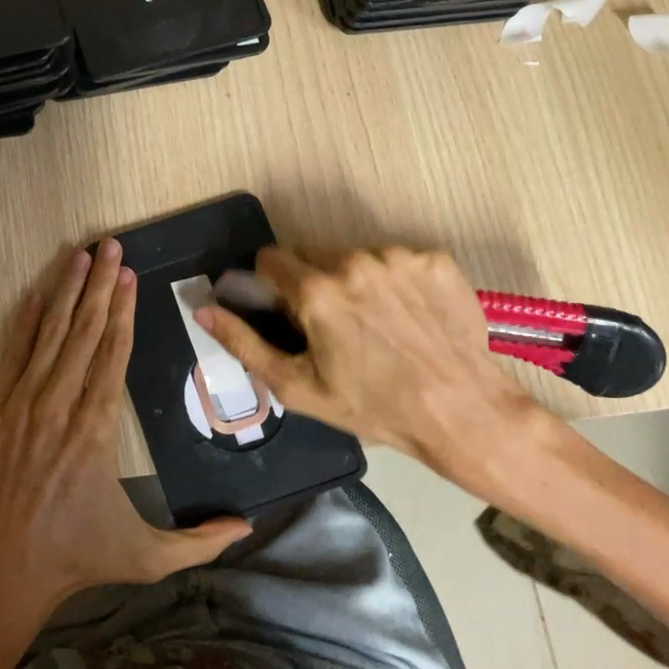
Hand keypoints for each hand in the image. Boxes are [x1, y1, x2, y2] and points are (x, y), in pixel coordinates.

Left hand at [0, 240, 251, 668]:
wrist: (5, 568)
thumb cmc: (80, 556)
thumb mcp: (147, 556)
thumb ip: (200, 541)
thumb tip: (249, 526)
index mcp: (95, 433)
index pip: (113, 356)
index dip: (124, 312)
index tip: (131, 276)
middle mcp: (57, 408)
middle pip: (83, 333)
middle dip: (99, 285)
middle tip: (110, 245)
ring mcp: (20, 405)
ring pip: (49, 336)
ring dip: (66, 292)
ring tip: (79, 255)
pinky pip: (13, 355)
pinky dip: (26, 323)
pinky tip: (38, 295)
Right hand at [194, 246, 538, 484]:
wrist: (466, 413)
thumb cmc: (374, 407)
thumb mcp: (297, 386)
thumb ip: (243, 342)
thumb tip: (201, 309)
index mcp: (316, 289)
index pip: (270, 259)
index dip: (271, 285)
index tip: (287, 312)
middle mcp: (354, 260)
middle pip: (311, 255)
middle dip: (312, 282)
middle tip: (332, 325)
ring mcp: (399, 257)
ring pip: (353, 256)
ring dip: (353, 281)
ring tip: (376, 325)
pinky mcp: (435, 260)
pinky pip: (396, 260)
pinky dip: (395, 282)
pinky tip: (408, 318)